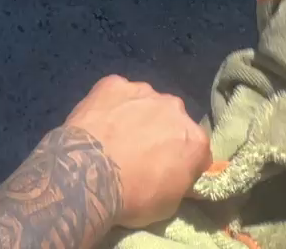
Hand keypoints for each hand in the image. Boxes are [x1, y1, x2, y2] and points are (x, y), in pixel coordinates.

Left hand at [62, 75, 210, 227]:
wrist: (89, 173)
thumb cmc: (134, 196)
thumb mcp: (170, 204)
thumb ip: (180, 179)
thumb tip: (177, 172)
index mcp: (193, 138)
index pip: (196, 149)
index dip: (184, 161)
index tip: (169, 171)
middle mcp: (173, 107)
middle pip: (172, 119)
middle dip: (161, 132)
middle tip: (141, 151)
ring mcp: (142, 90)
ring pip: (146, 102)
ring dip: (137, 115)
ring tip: (117, 135)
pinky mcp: (113, 82)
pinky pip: (118, 92)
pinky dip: (113, 104)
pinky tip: (100, 121)